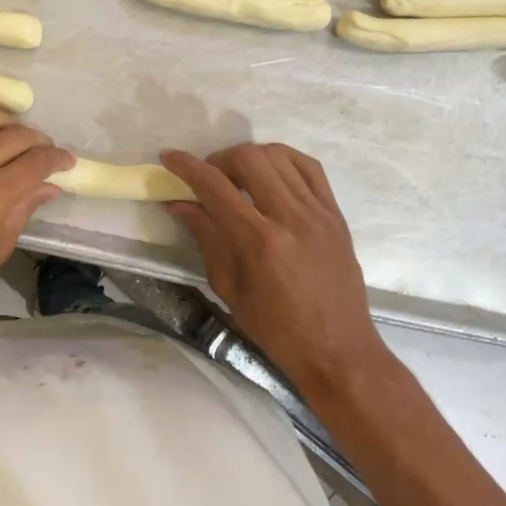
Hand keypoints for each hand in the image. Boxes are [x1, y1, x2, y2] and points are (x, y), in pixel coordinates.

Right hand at [161, 143, 388, 391]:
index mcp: (258, 241)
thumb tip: (179, 203)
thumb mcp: (228, 286)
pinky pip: (310, 168)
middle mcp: (290, 218)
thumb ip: (206, 237)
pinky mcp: (336, 215)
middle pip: (249, 159)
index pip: (215, 186)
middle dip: (219, 158)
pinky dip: (284, 160)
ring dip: (250, 157)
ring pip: (280, 156)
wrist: (337, 348)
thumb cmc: (275, 327)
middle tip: (208, 177)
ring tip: (238, 176)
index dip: (186, 166)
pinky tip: (270, 174)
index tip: (168, 157)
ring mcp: (318, 213)